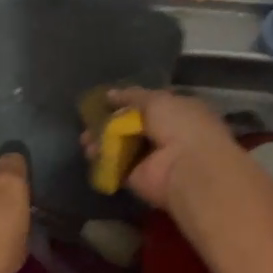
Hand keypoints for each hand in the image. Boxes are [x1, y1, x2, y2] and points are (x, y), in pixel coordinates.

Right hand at [90, 88, 242, 209]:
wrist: (187, 168)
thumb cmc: (181, 125)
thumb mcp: (157, 100)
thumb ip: (132, 96)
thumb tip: (110, 94)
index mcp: (178, 112)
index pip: (148, 105)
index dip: (126, 101)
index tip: (105, 100)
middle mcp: (165, 134)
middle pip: (130, 126)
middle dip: (108, 122)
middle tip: (88, 120)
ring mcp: (151, 158)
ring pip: (121, 145)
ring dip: (101, 141)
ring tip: (84, 138)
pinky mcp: (138, 178)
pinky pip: (116, 166)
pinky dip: (102, 159)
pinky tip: (89, 152)